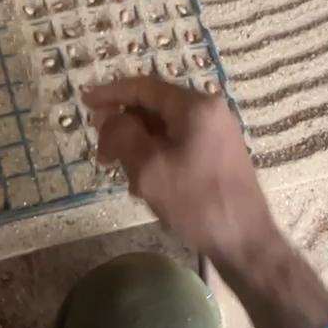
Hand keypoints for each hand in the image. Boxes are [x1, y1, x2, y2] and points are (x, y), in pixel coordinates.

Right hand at [82, 76, 327, 327]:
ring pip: (163, 127)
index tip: (84, 102)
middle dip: (122, 125)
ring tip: (120, 170)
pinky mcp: (217, 154)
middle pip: (153, 106)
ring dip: (136, 144)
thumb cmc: (195, 201)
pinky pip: (176, 143)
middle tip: (101, 149)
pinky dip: (154, 154)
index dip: (110, 93)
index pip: (143, 86)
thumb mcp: (148, 166)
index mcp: (195, 106)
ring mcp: (216, 133)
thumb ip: (122, 133)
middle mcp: (208, 112)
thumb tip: (108, 116)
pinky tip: (143, 181)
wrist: (244, 241)